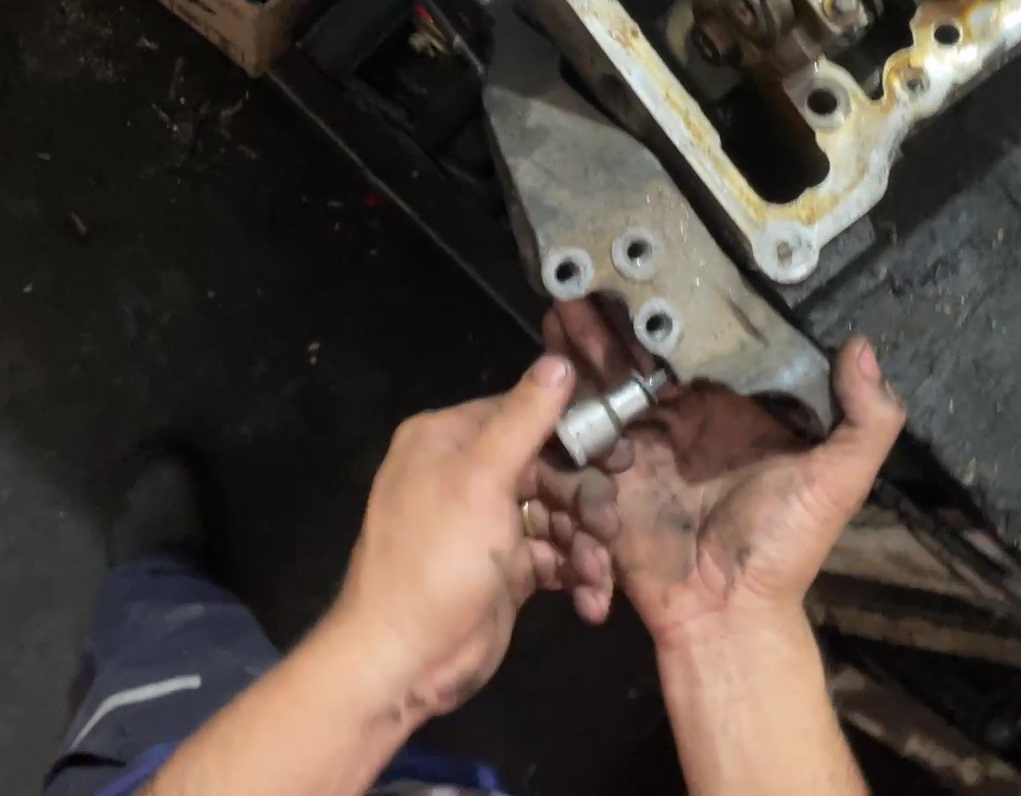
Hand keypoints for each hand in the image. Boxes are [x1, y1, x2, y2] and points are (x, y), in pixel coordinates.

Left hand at [332, 354, 617, 721]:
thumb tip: (559, 359)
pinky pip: (552, 553)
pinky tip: (589, 599)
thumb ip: (525, 417)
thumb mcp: (482, 479)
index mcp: (449, 438)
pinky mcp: (504, 565)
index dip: (573, 429)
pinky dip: (574, 572)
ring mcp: (487, 521)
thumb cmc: (438, 557)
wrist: (403, 662)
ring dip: (584, 541)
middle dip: (583, 497)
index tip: (617, 449)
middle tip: (608, 524)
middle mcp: (467, 472)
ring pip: (556, 511)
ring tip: (595, 571)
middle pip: (548, 465)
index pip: (523, 412)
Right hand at [542, 299, 906, 647]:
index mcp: (723, 407)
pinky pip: (580, 432)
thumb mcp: (836, 481)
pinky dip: (560, 401)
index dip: (666, 312)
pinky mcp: (603, 473)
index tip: (647, 273)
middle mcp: (675, 416)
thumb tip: (865, 344)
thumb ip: (865, 420)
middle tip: (587, 281)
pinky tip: (543, 369)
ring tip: (560, 307)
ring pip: (603, 383)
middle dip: (611, 320)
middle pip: (638, 356)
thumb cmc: (783, 545)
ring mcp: (635, 443)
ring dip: (580, 347)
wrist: (726, 613)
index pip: (690, 346)